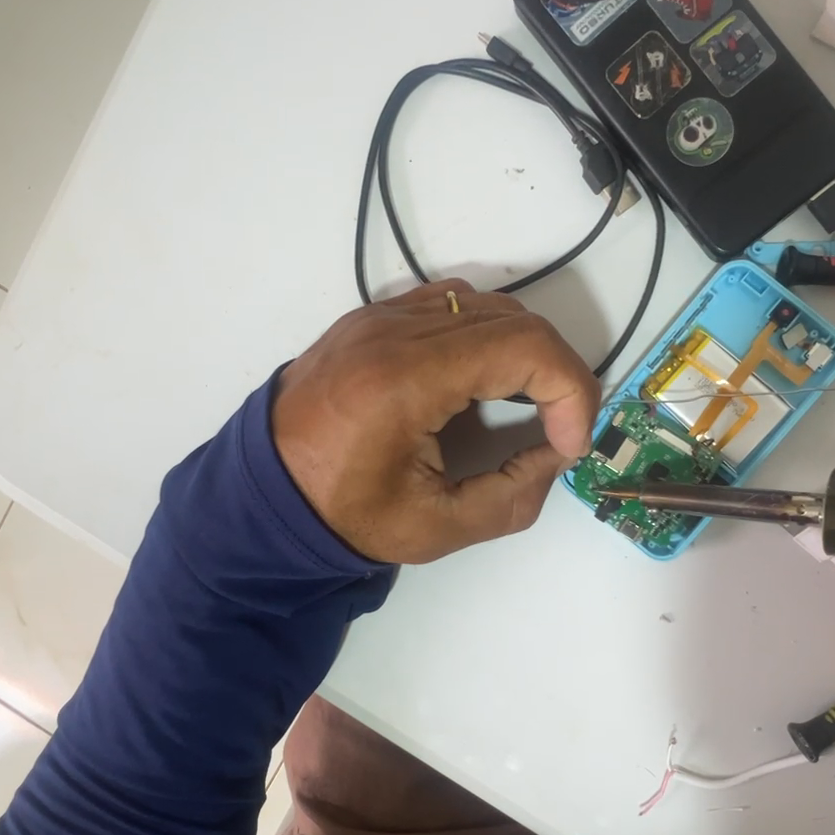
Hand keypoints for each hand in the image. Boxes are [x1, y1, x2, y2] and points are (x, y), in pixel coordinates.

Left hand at [273, 280, 599, 564]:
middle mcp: (393, 330)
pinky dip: (485, 337)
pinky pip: (450, 306)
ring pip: (485, 305)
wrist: (264, 493)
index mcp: (405, 378)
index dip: (570, 390)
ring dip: (524, 353)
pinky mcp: (371, 319)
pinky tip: (482, 382)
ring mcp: (379, 316)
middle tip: (560, 430)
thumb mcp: (436, 529)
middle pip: (514, 319)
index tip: (570, 443)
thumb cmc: (343, 517)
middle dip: (557, 374)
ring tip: (527, 407)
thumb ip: (514, 497)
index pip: (523, 347)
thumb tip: (557, 454)